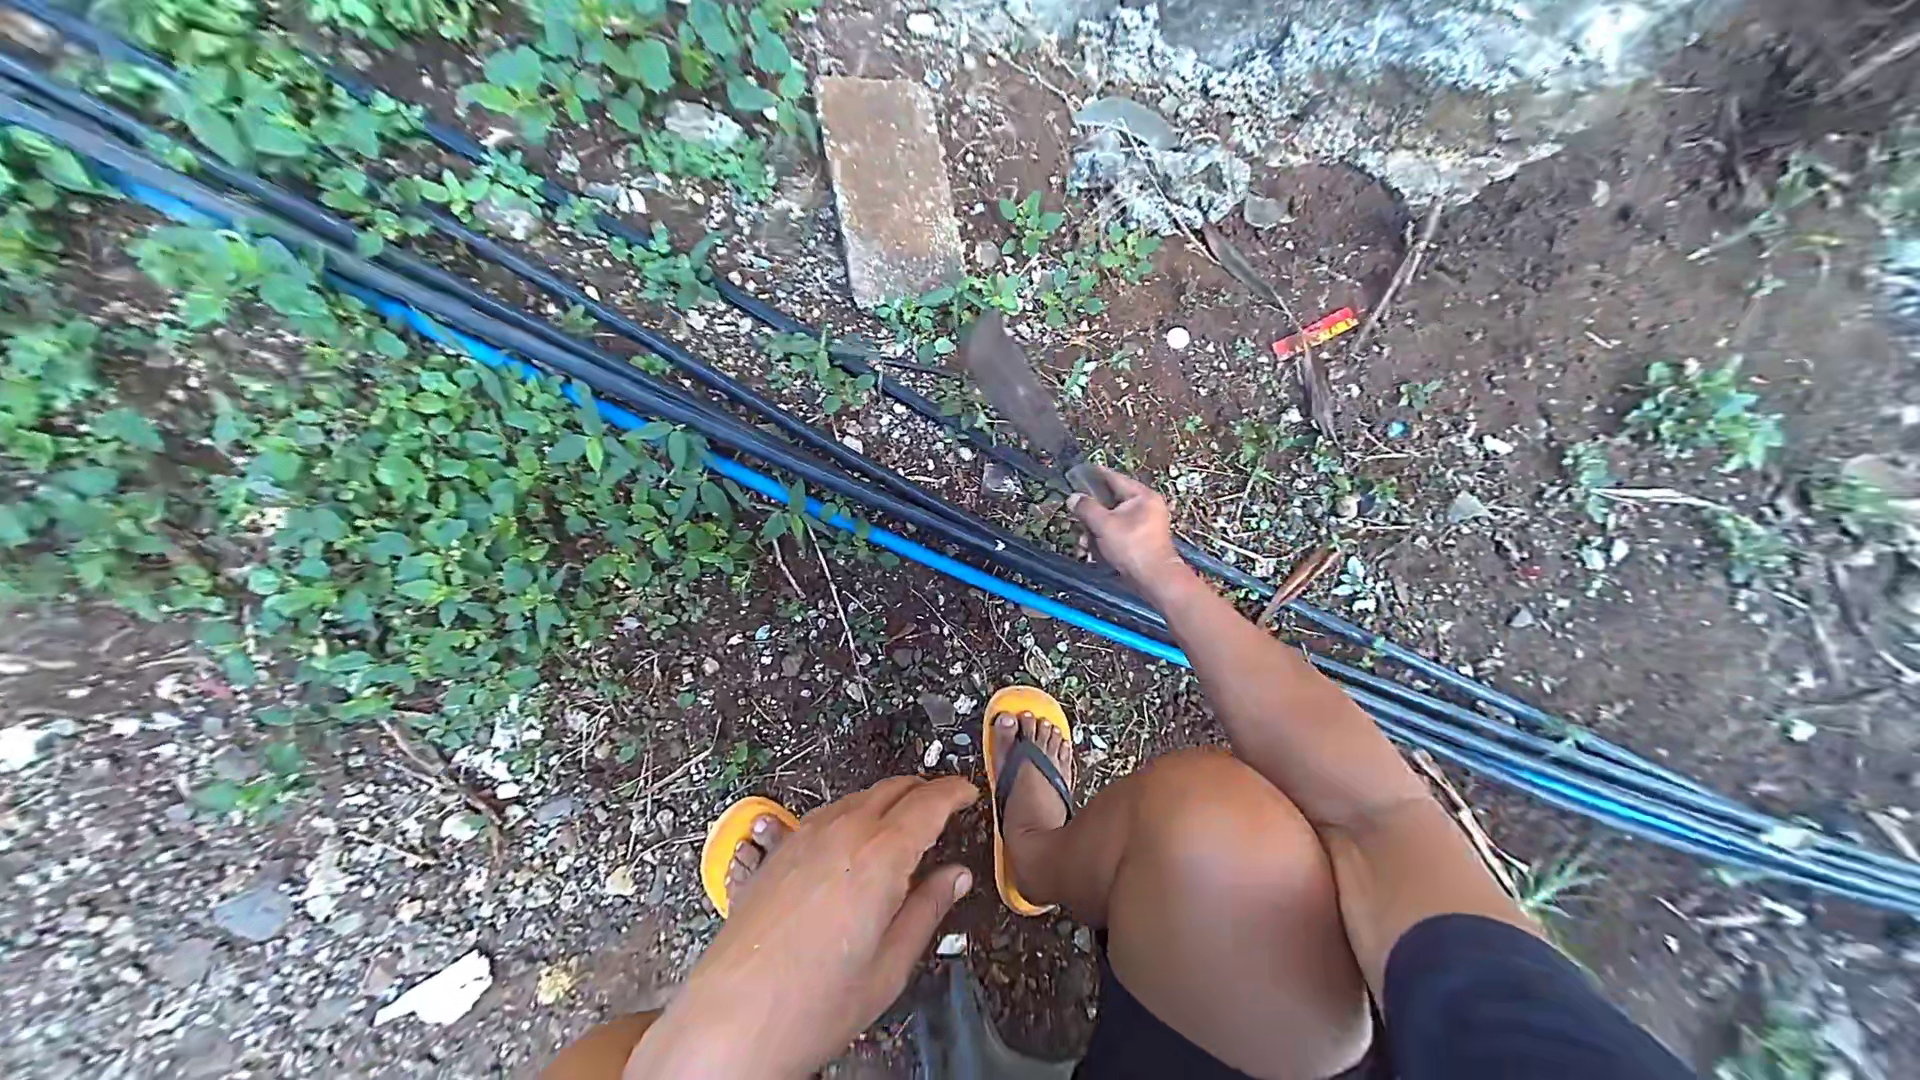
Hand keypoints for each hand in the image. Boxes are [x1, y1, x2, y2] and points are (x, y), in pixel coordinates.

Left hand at [625, 777, 978, 1078]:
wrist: (727, 1022)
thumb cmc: (813, 1005)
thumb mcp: (888, 966)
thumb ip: (927, 909)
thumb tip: (956, 875)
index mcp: (879, 856)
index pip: (929, 803)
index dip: (954, 792)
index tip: (969, 793)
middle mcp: (844, 831)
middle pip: (896, 788)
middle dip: (926, 791)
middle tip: (945, 807)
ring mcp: (807, 833)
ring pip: (863, 795)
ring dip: (891, 800)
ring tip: (906, 825)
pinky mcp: (782, 847)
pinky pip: (832, 811)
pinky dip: (858, 811)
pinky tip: (859, 840)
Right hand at [1069, 466, 1190, 598]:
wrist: (1154, 579)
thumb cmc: (1132, 547)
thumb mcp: (1104, 524)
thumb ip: (1086, 508)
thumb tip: (1073, 498)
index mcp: (1142, 496)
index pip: (1114, 478)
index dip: (1094, 475)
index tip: (1078, 471)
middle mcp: (1146, 506)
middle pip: (1110, 501)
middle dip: (1092, 513)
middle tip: (1078, 519)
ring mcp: (1145, 524)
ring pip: (1112, 519)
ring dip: (1095, 529)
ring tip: (1084, 541)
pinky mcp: (1141, 540)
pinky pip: (1118, 532)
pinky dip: (1105, 538)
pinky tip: (1094, 550)